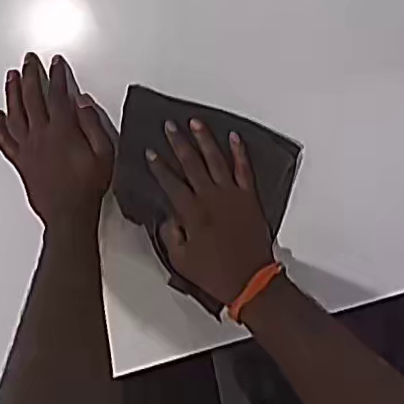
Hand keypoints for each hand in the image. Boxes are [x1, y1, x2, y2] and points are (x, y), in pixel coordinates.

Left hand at [0, 53, 115, 230]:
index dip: (56, 75)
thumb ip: (92, 124)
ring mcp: (28, 148)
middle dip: (31, 74)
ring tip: (12, 76)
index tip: (55, 62)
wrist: (69, 216)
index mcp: (62, 131)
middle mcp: (41, 135)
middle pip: (32, 97)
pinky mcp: (20, 161)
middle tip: (29, 60)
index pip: (57, 94)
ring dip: (12, 92)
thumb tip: (82, 102)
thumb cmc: (88, 186)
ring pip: (15, 113)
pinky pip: (5, 140)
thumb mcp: (104, 153)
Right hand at [146, 119, 275, 305]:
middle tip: (170, 126)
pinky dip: (239, 151)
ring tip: (196, 122)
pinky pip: (244, 168)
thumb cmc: (216, 273)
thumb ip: (170, 235)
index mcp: (192, 211)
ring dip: (204, 138)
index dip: (159, 166)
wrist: (251, 281)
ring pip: (215, 158)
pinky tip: (234, 137)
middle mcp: (210, 197)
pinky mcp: (248, 196)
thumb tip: (169, 217)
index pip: (170, 181)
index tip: (151, 152)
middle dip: (178, 142)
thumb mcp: (181, 261)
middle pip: (190, 162)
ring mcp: (231, 193)